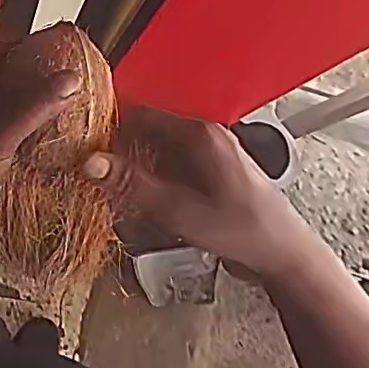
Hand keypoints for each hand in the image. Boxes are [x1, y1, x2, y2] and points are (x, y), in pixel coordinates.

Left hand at [0, 28, 82, 221]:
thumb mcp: (3, 133)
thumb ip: (35, 106)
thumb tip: (70, 79)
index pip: (3, 49)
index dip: (31, 41)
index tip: (61, 39)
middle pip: (14, 74)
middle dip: (43, 70)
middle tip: (74, 69)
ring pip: (18, 101)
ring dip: (42, 98)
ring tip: (73, 97)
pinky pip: (22, 128)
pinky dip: (40, 126)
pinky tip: (57, 134)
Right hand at [83, 107, 326, 279]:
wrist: (282, 255)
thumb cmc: (241, 230)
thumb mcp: (178, 210)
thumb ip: (132, 183)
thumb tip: (92, 162)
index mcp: (200, 134)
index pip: (140, 112)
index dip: (109, 126)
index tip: (86, 144)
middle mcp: (206, 136)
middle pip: (147, 129)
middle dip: (120, 149)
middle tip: (96, 172)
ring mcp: (209, 153)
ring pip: (158, 148)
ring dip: (136, 166)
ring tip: (115, 189)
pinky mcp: (211, 171)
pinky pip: (171, 164)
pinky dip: (153, 177)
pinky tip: (143, 199)